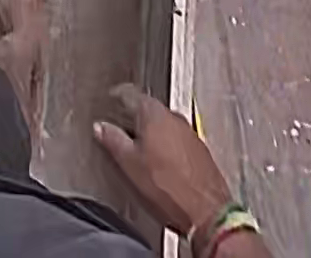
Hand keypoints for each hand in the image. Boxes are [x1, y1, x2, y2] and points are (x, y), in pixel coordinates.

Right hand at [93, 83, 231, 235]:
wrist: (209, 216)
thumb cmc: (169, 187)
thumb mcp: (129, 163)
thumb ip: (112, 139)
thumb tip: (101, 127)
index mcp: (153, 112)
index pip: (128, 93)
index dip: (114, 97)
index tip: (108, 103)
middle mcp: (173, 117)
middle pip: (146, 109)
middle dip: (132, 119)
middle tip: (119, 131)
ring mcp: (191, 134)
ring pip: (163, 126)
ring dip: (151, 135)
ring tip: (140, 153)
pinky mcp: (202, 153)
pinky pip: (177, 142)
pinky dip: (167, 148)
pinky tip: (162, 166)